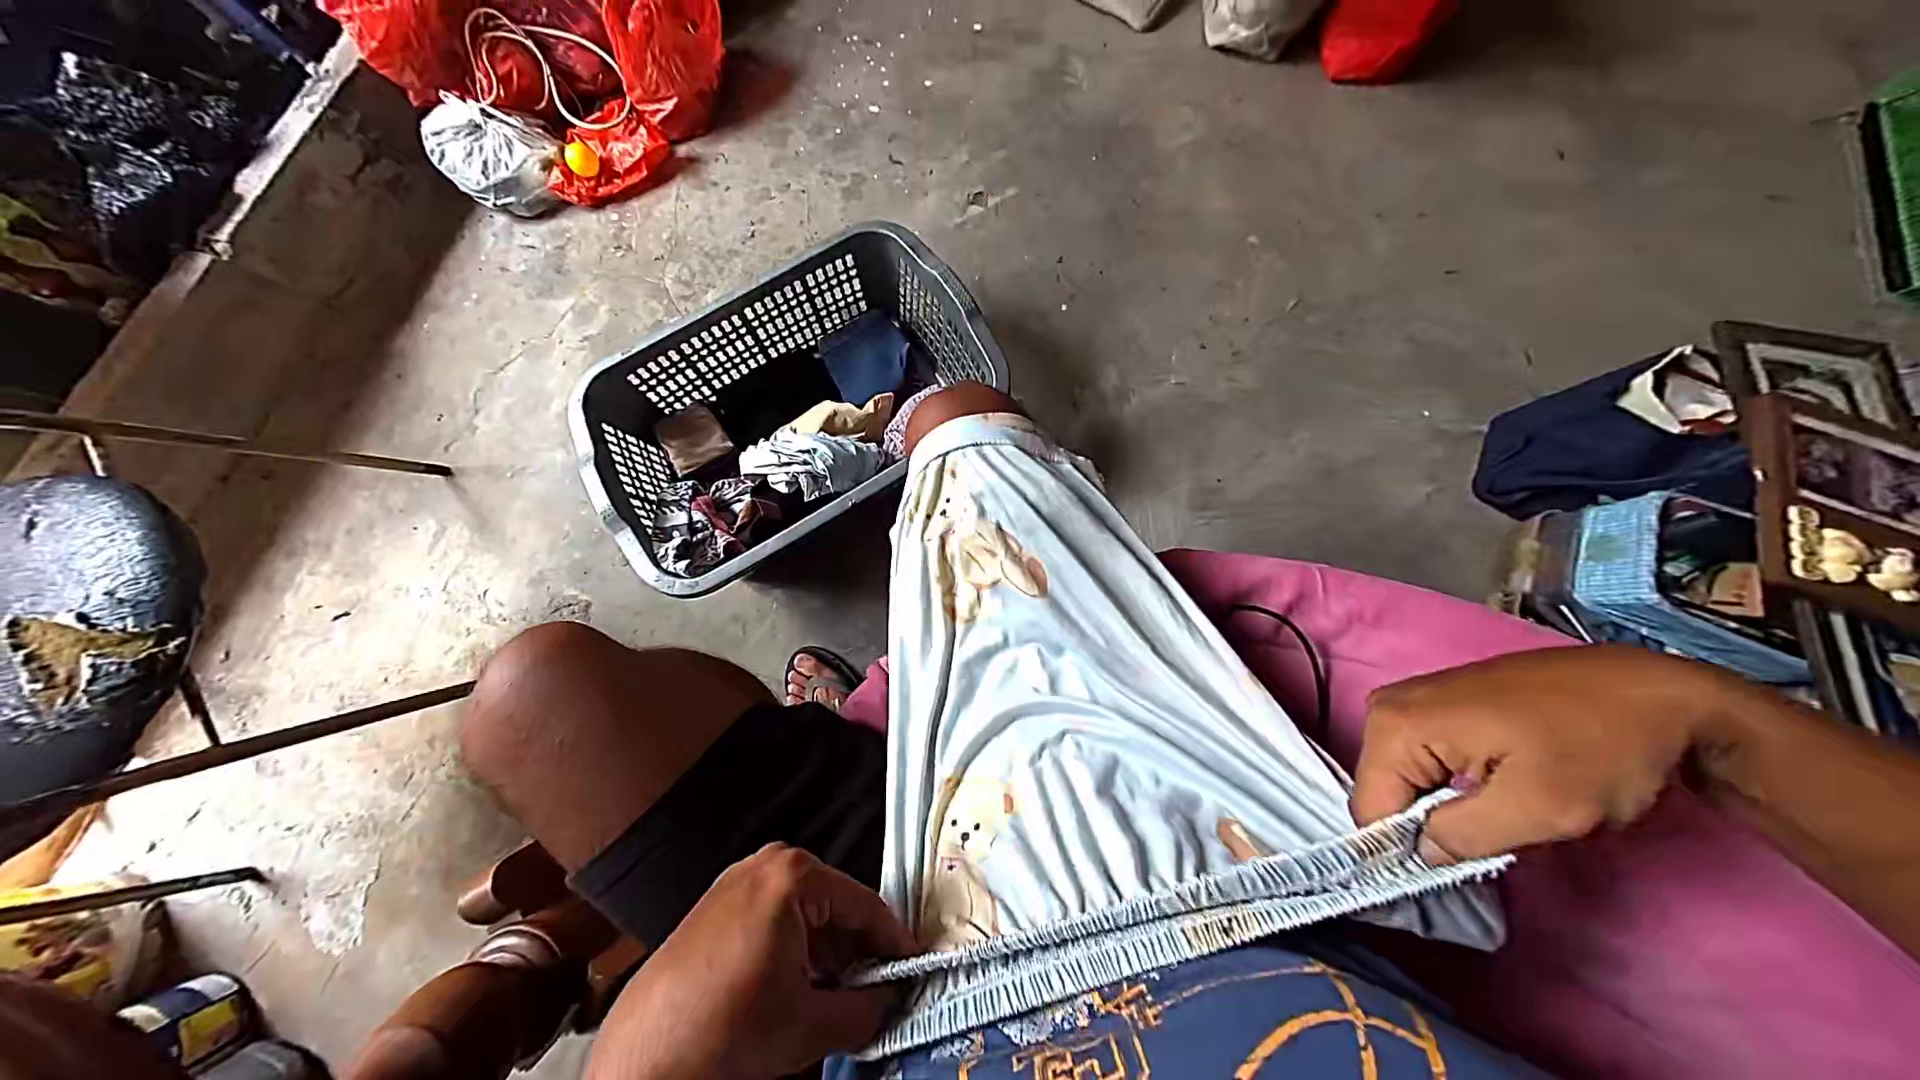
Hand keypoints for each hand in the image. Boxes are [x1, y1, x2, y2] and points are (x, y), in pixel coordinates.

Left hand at [585, 845, 913, 1079]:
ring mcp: (738, 878)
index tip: (914, 968)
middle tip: (878, 990)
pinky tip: (800, 988)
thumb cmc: (728, 1029)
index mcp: (794, 873)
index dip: (894, 942)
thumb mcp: (812, 1024)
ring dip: (828, 953)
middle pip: (835, 905)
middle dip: (858, 950)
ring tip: (840, 997)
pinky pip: (776, 917)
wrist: (641, 1058)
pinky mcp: (718, 902)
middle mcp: (768, 862)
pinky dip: (797, 949)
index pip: (865, 905)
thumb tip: (892, 1000)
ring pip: (806, 912)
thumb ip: (869, 1008)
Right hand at [1350, 645, 1739, 861]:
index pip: (1370, 810)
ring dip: (1443, 808)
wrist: (1654, 692)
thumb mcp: (1541, 808)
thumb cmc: (1599, 744)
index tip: (1460, 871)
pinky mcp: (1432, 704)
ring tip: (1503, 810)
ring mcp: (1408, 701)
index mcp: (1395, 725)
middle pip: (1384, 793)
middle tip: (1496, 838)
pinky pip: (1421, 762)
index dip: (1405, 852)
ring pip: (1404, 781)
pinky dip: (1451, 787)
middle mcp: (1386, 707)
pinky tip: (1498, 785)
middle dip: (1429, 826)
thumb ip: (1464, 838)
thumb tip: (1418, 854)